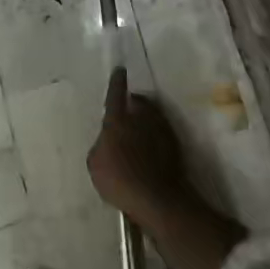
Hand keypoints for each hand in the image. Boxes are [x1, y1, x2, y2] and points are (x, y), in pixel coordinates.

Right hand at [88, 67, 190, 225]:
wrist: (157, 198)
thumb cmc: (120, 180)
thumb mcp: (95, 164)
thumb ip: (100, 144)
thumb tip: (107, 140)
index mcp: (118, 120)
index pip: (116, 94)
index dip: (116, 82)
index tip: (120, 70)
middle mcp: (141, 117)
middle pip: (137, 103)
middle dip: (132, 105)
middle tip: (126, 116)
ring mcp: (160, 129)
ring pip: (150, 116)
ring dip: (144, 120)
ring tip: (138, 137)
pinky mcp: (174, 143)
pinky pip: (160, 133)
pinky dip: (154, 137)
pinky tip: (149, 154)